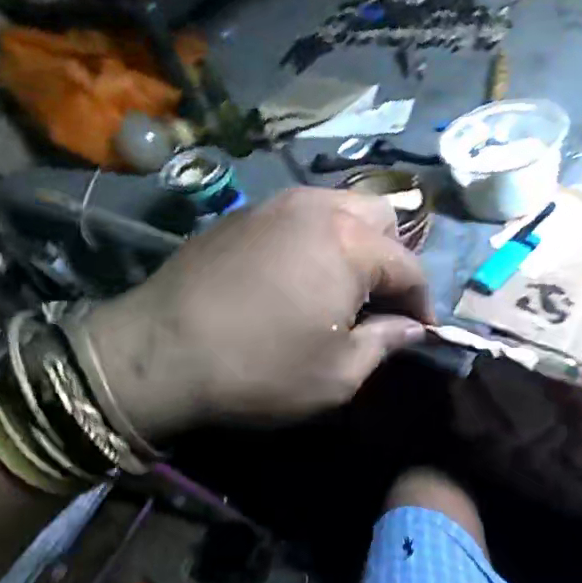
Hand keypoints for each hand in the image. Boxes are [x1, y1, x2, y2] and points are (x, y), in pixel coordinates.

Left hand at [83, 187, 432, 439]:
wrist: (160, 352)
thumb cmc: (258, 370)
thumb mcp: (336, 376)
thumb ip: (383, 345)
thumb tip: (409, 328)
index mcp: (351, 244)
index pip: (408, 266)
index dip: (421, 302)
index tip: (419, 332)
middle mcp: (316, 208)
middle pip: (379, 216)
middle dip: (390, 256)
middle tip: (379, 301)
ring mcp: (272, 206)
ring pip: (334, 207)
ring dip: (350, 241)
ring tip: (338, 285)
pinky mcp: (237, 217)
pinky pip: (292, 217)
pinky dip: (310, 239)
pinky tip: (293, 276)